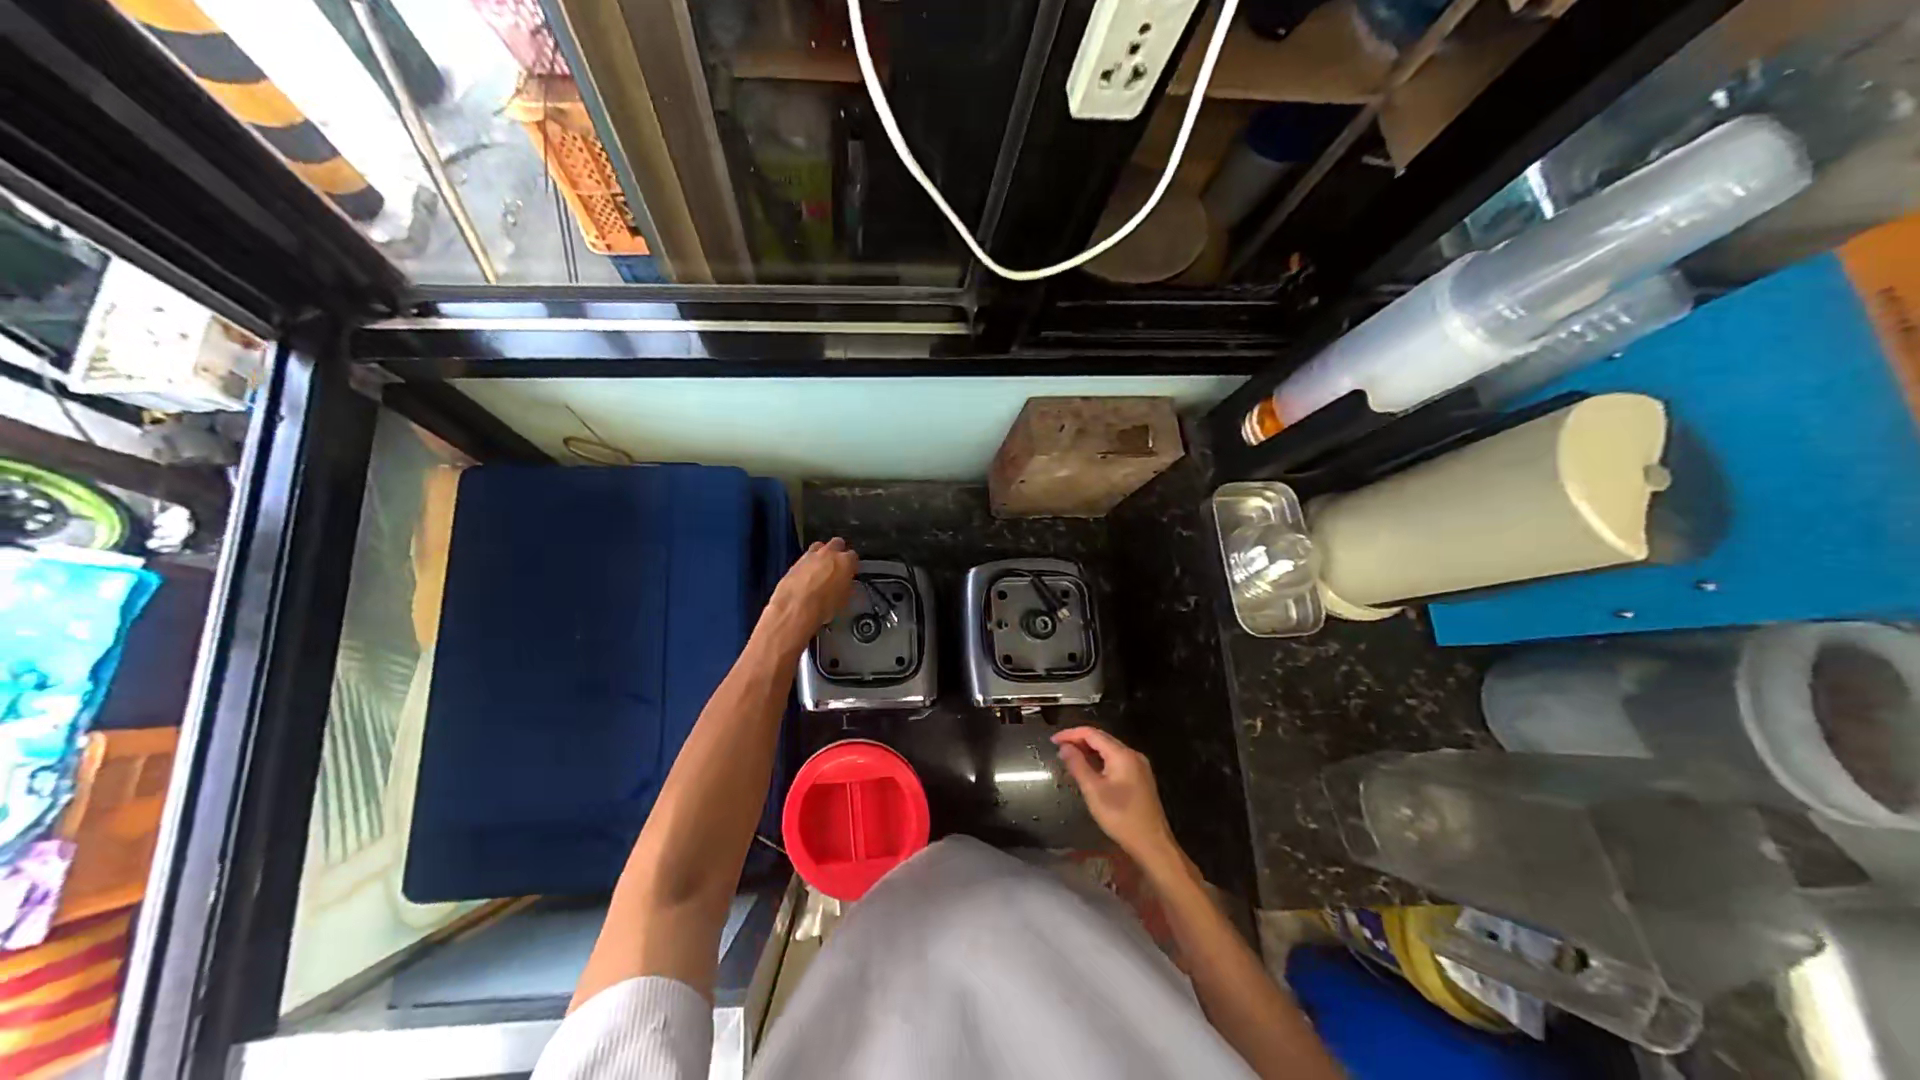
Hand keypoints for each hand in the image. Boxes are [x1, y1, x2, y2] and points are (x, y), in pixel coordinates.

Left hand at [764, 538, 857, 646]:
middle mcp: (829, 554)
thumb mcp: (844, 599)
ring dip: (821, 554)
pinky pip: (805, 557)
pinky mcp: (795, 561)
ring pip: (819, 546)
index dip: (852, 564)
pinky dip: (807, 563)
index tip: (850, 570)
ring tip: (821, 567)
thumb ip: (846, 586)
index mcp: (845, 562)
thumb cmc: (823, 605)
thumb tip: (844, 585)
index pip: (853, 556)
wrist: (795, 607)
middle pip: (837, 543)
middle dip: (838, 551)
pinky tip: (806, 575)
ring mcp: (810, 555)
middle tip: (837, 564)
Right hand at [1052, 727, 1179, 868]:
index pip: (1092, 734)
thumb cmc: (1120, 817)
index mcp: (1122, 755)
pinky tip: (1089, 768)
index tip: (1053, 740)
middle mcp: (1133, 755)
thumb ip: (1078, 765)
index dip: (1071, 734)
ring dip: (1089, 750)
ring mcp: (1138, 766)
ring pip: (1109, 749)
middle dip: (1079, 740)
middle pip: (1102, 738)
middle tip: (1059, 747)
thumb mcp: (1093, 791)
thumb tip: (1064, 747)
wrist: (1152, 843)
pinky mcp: (1140, 777)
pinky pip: (1116, 760)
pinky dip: (1100, 759)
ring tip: (1069, 757)